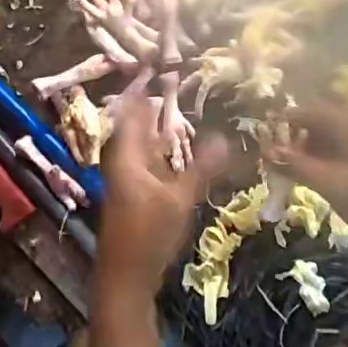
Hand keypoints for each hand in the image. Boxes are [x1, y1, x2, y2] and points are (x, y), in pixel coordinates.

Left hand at [96, 76, 228, 299]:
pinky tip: (178, 147)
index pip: (132, 112)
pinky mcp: (133, 193)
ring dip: (158, 126)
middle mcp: (121, 163)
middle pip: (134, 125)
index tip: (160, 67)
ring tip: (182, 108)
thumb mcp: (180, 199)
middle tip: (177, 84)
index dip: (144, 90)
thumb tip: (225, 136)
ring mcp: (126, 179)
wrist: (125, 279)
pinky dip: (161, 147)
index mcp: (126, 158)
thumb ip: (202, 167)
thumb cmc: (149, 235)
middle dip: (153, 104)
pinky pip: (146, 158)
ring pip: (140, 143)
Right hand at [264, 101, 347, 246]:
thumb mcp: (329, 184)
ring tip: (293, 171)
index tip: (264, 137)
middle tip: (277, 159)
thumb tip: (267, 150)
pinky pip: (347, 148)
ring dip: (313, 149)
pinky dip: (329, 158)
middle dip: (298, 137)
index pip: (311, 110)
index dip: (286, 121)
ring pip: (335, 136)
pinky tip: (320, 177)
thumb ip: (297, 165)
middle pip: (323, 121)